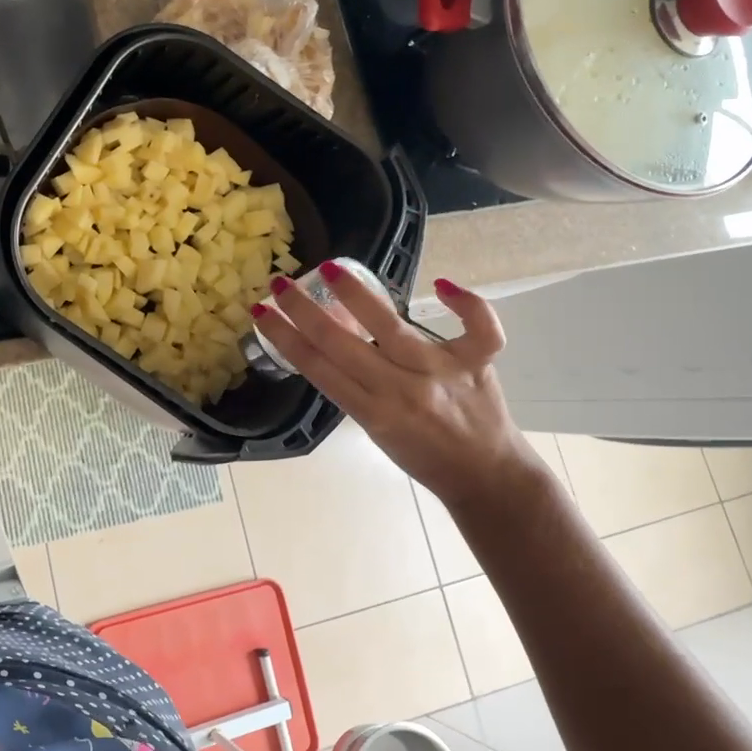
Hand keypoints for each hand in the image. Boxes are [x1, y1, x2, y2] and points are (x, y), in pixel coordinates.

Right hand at [250, 263, 543, 507]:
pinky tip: (439, 284)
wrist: (490, 480)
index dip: (283, 336)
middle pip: (341, 342)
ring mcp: (442, 372)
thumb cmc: (424, 458)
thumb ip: (354, 389)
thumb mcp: (375, 431)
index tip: (260, 312)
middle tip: (279, 284)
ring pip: (393, 326)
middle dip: (303, 310)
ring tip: (330, 270)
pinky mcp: (477, 362)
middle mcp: (402, 389)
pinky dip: (467, 304)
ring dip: (356, 295)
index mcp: (372, 411)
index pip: (316, 366)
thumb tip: (329, 343)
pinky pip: (480, 329)